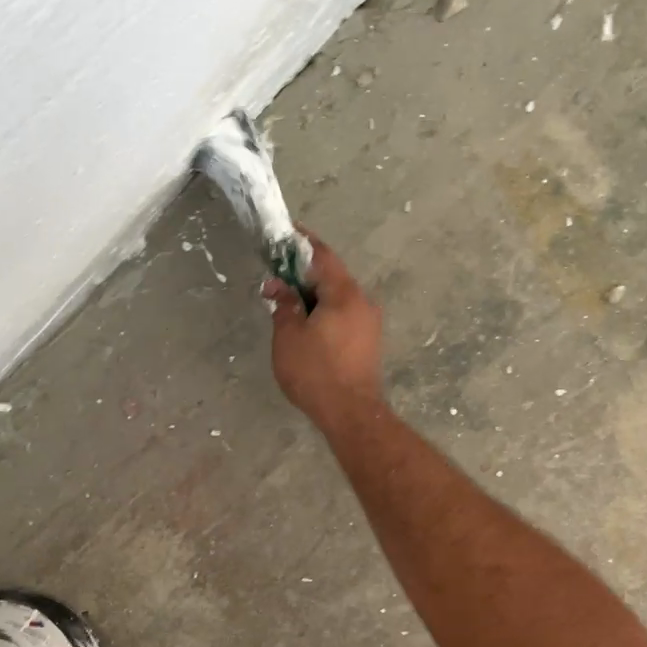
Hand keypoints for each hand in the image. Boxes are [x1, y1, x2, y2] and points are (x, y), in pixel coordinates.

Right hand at [263, 230, 384, 432]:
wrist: (351, 413)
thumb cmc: (315, 372)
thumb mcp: (289, 336)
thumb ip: (284, 305)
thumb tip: (278, 285)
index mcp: (343, 293)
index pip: (321, 255)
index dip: (301, 242)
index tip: (285, 233)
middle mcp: (362, 301)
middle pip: (331, 276)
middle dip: (303, 274)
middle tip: (277, 279)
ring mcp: (369, 322)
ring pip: (338, 298)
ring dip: (314, 297)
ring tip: (288, 307)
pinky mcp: (368, 341)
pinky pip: (343, 316)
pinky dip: (325, 313)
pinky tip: (308, 328)